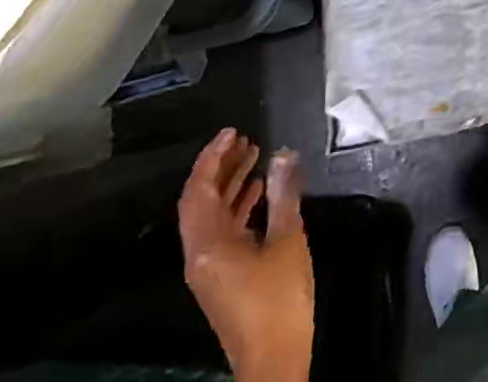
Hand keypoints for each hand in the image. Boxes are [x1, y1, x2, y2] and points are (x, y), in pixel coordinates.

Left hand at [179, 129, 314, 381]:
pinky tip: (259, 193)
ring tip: (256, 156)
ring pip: (213, 215)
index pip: (200, 191)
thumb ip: (283, 195)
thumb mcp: (287, 240)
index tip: (232, 132)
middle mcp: (200, 254)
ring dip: (231, 185)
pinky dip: (238, 206)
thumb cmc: (279, 297)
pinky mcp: (223, 275)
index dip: (213, 159)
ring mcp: (210, 267)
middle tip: (245, 139)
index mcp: (208, 245)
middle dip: (221, 168)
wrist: (273, 355)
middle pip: (201, 202)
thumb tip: (283, 155)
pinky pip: (224, 230)